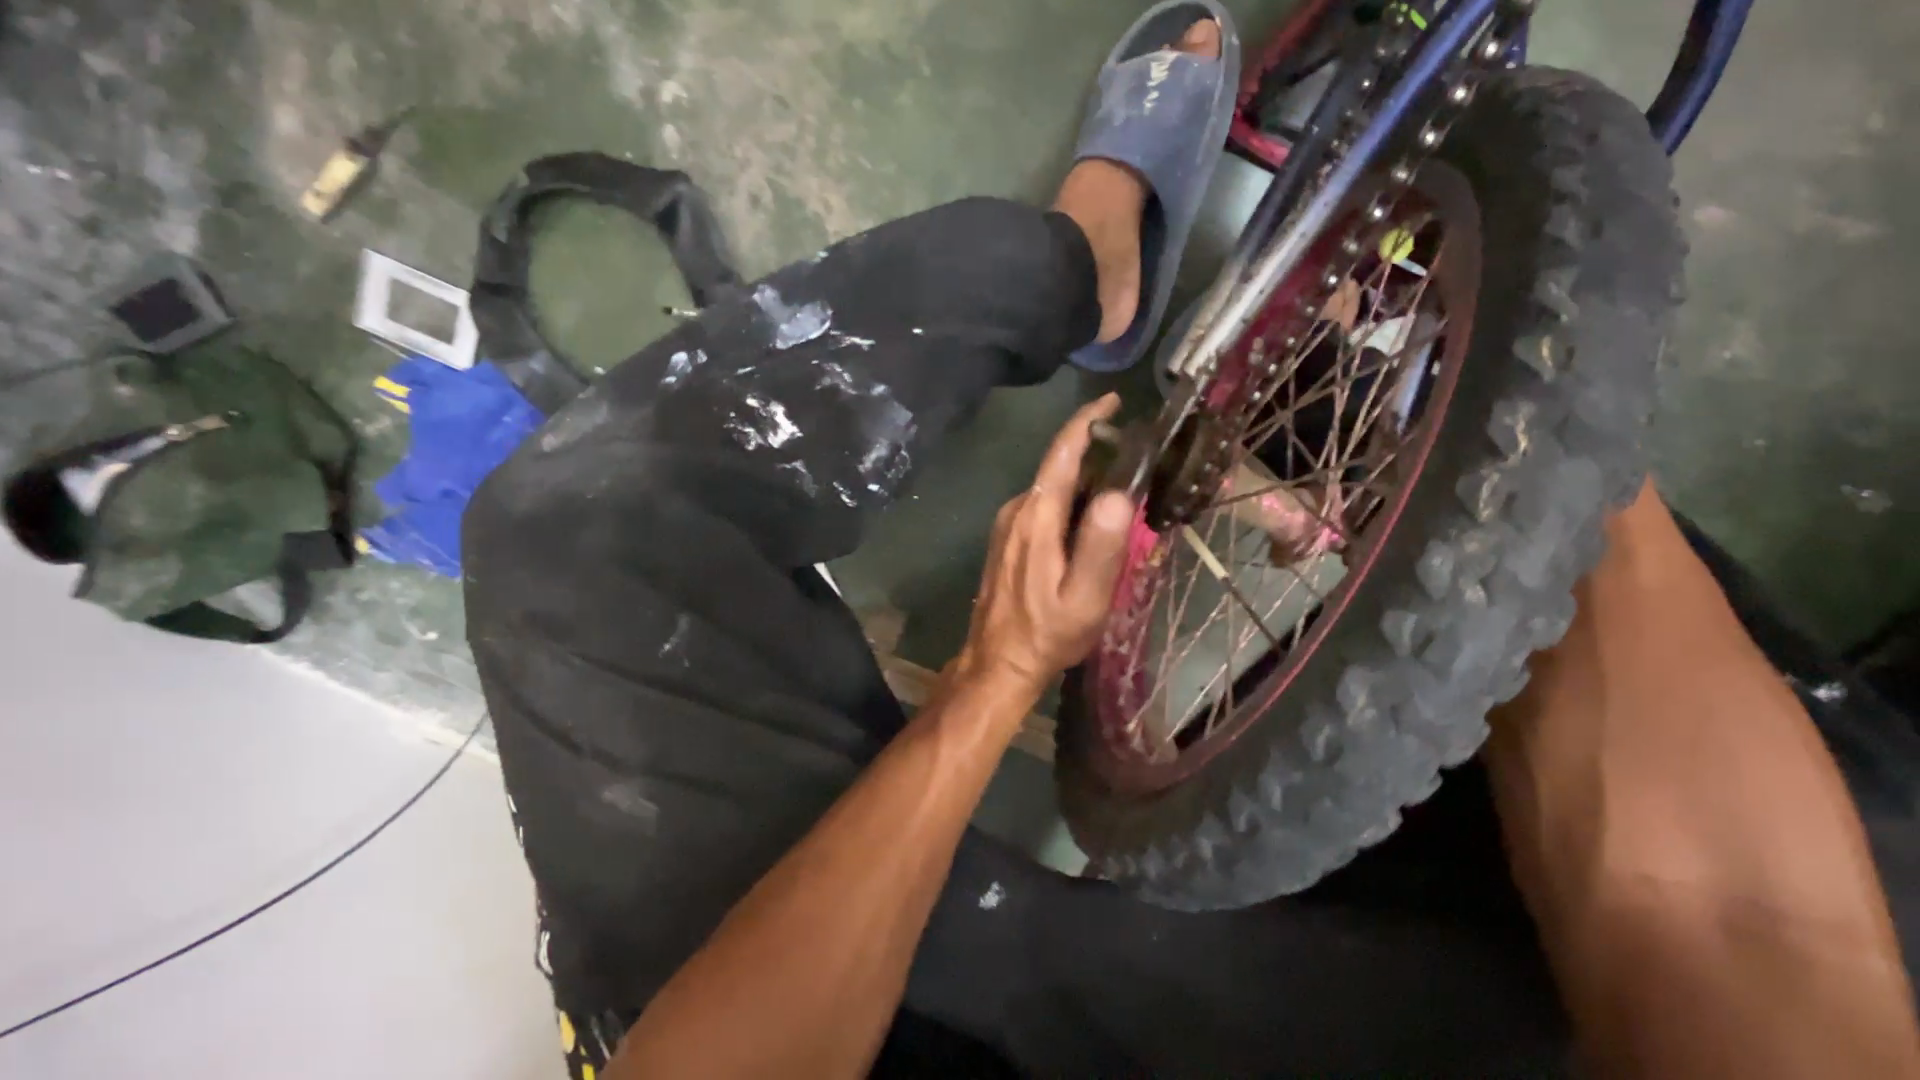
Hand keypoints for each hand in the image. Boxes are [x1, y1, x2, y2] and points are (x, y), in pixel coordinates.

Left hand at [955, 394, 1135, 690]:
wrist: (998, 664)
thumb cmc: (1047, 633)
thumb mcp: (1084, 596)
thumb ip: (1102, 544)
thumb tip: (1120, 492)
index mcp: (1036, 516)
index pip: (1062, 453)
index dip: (1088, 421)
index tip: (1114, 400)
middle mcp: (1018, 510)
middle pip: (1060, 467)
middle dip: (1097, 452)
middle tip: (1140, 456)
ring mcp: (1008, 525)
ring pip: (1053, 488)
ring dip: (1087, 480)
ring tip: (1127, 488)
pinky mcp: (1008, 540)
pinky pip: (1045, 507)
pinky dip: (1072, 502)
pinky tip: (1093, 521)